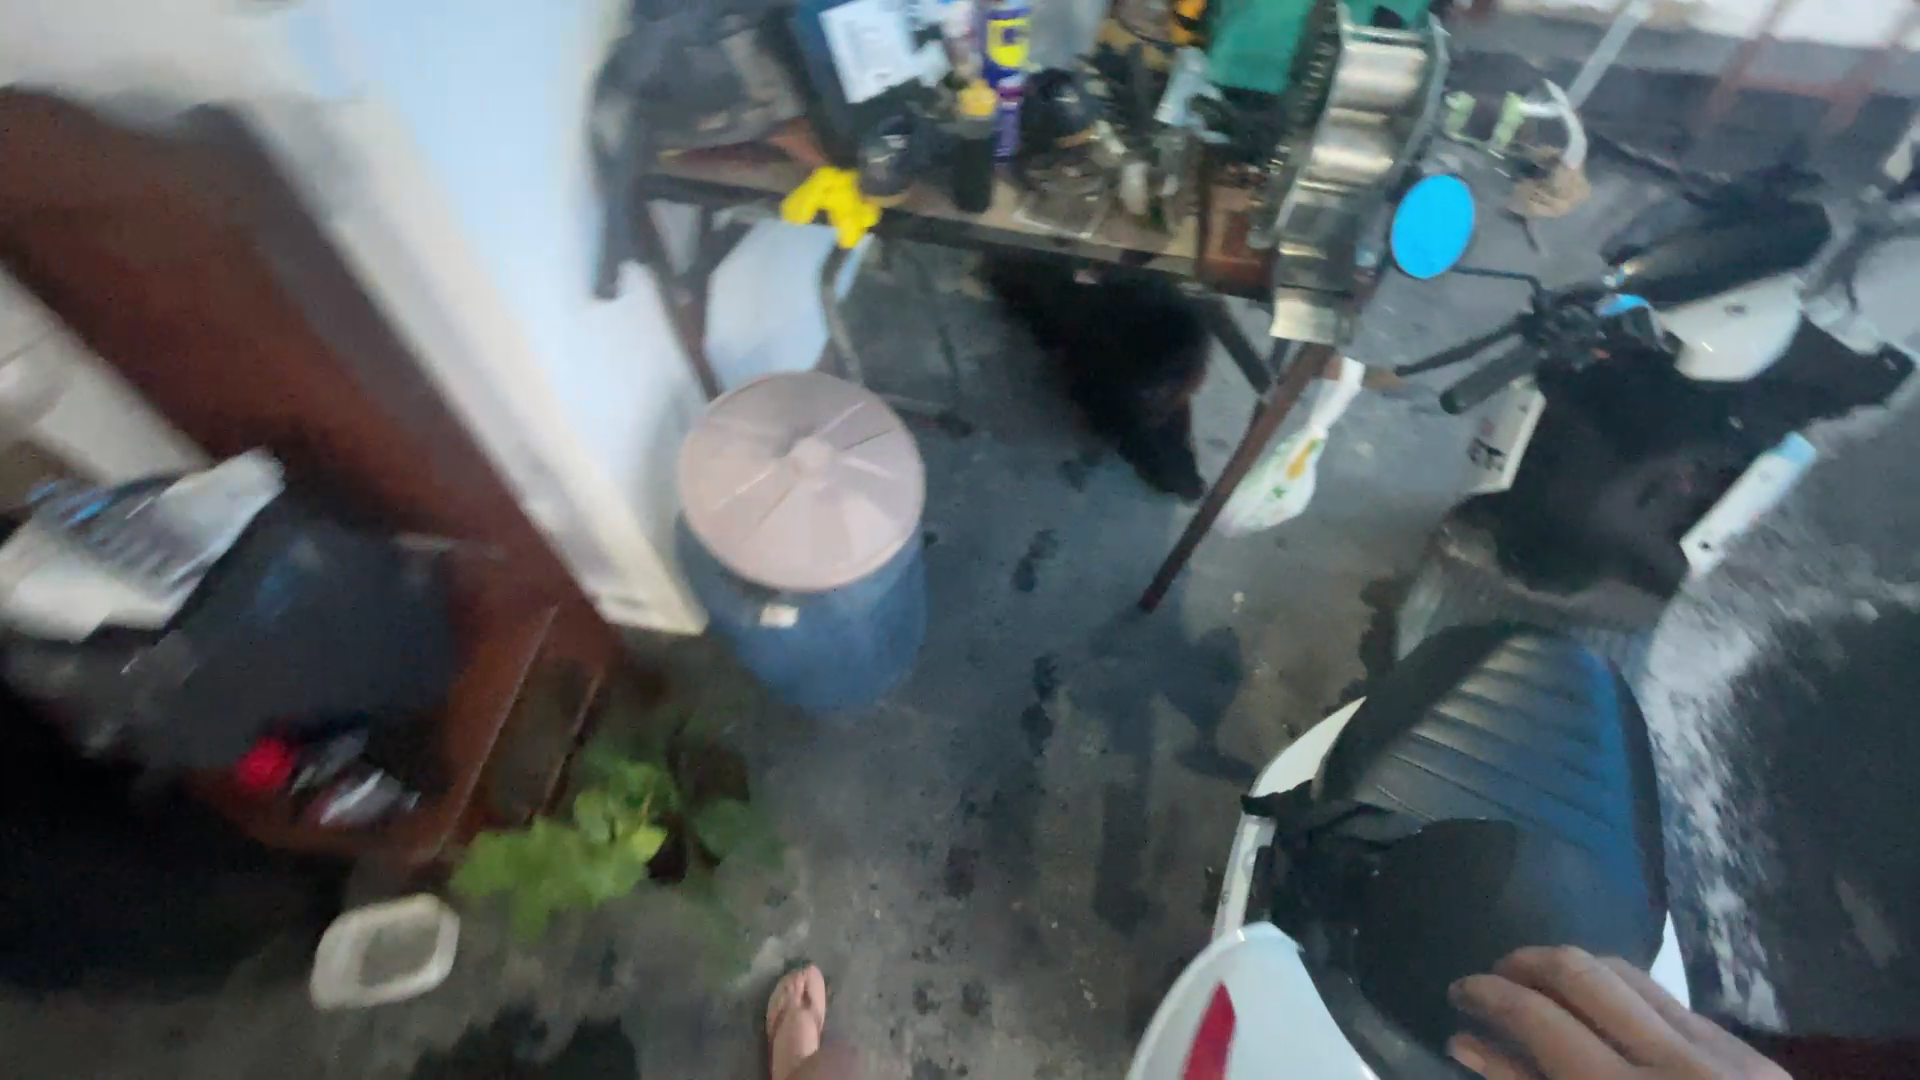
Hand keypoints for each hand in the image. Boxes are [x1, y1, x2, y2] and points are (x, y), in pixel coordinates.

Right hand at [1448, 946, 1787, 1079]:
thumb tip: (1464, 1042)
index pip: (1534, 1014)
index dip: (1484, 993)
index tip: (1458, 993)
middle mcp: (1678, 1066)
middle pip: (1576, 971)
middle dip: (1520, 963)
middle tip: (1493, 980)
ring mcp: (1726, 1057)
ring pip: (1621, 970)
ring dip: (1567, 970)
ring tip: (1542, 990)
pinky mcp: (1754, 1057)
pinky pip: (1665, 998)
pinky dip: (1620, 995)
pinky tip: (1606, 1020)